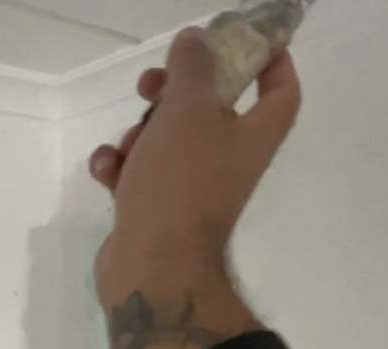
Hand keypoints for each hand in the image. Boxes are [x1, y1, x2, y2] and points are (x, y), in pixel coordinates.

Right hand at [88, 29, 301, 348]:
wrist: (152, 268)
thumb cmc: (180, 184)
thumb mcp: (188, 109)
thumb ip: (192, 67)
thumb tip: (195, 40)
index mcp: (254, 135)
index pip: (281, 89)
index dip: (270, 59)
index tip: (239, 40)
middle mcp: (228, 162)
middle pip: (210, 110)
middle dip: (177, 91)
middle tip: (151, 83)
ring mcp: (190, 191)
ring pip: (167, 143)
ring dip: (140, 132)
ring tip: (125, 141)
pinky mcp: (155, 213)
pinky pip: (139, 177)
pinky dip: (121, 168)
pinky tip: (106, 170)